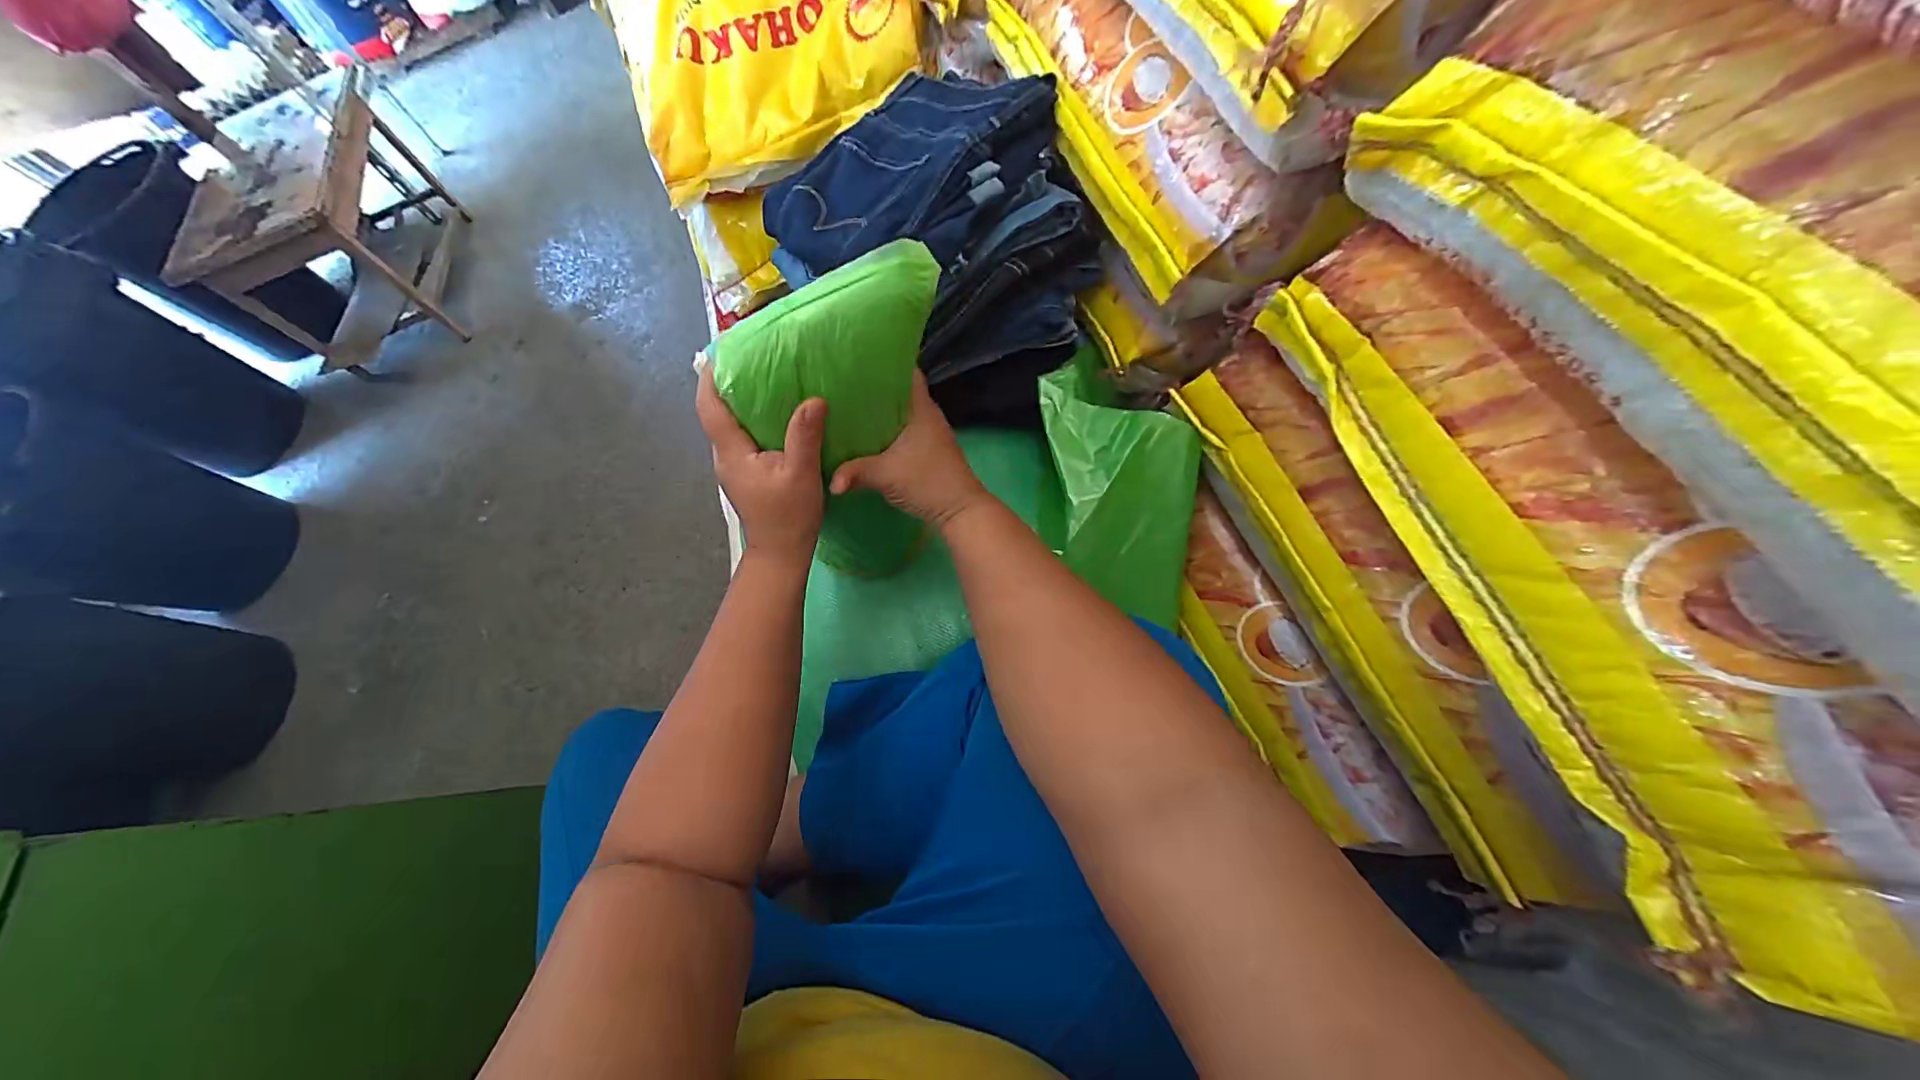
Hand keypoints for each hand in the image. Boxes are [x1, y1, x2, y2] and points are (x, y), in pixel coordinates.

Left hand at [696, 366, 825, 560]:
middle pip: (717, 413)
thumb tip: (814, 399)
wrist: (781, 553)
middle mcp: (725, 457)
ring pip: (730, 426)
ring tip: (768, 380)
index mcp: (731, 452)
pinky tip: (777, 415)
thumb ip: (804, 435)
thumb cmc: (789, 515)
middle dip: (729, 384)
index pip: (710, 407)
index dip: (710, 378)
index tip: (722, 352)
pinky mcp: (746, 474)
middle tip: (753, 359)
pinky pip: (744, 438)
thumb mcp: (801, 473)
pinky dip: (755, 421)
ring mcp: (734, 467)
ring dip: (743, 403)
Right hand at [829, 371, 989, 528]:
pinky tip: (865, 436)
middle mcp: (927, 416)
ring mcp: (930, 434)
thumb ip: (854, 473)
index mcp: (921, 409)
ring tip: (847, 406)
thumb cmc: (928, 482)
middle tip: (843, 383)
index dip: (886, 361)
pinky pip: (902, 432)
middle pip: (899, 392)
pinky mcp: (928, 451)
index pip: (907, 371)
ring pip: (900, 413)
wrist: (960, 511)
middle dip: (874, 388)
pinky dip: (886, 431)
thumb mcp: (885, 476)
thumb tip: (829, 481)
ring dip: (879, 411)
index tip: (859, 358)